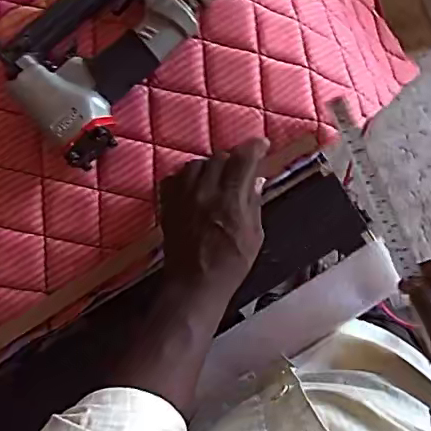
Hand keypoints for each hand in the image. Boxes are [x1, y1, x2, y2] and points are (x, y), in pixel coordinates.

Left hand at [159, 137, 268, 301]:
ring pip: (197, 164)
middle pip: (220, 157)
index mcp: (231, 201)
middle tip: (242, 169)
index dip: (254, 147)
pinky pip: (176, 177)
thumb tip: (256, 181)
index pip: (243, 159)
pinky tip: (197, 187)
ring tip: (219, 179)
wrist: (194, 285)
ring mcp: (183, 197)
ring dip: (211, 167)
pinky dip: (189, 177)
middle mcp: (205, 193)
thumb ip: (254, 204)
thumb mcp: (254, 236)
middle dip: (234, 159)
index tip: (262, 146)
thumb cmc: (230, 266)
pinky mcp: (168, 204)